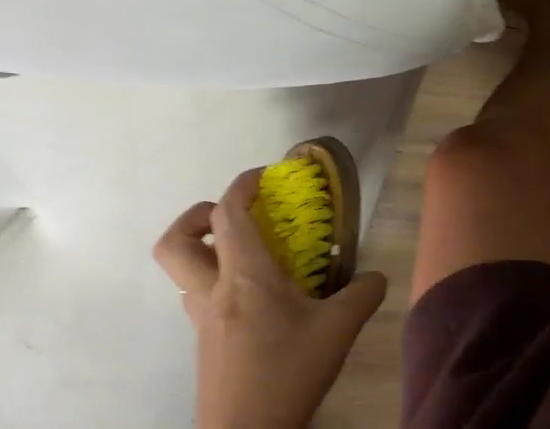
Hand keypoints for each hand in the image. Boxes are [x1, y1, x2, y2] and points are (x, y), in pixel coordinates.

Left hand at [155, 168, 388, 428]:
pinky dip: (223, 282)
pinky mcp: (207, 345)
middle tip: (236, 214)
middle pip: (174, 242)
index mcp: (245, 277)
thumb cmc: (288, 373)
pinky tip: (263, 297)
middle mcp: (214, 293)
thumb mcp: (341, 328)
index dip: (243, 184)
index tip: (267, 175)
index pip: (228, 214)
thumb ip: (364, 291)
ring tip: (254, 252)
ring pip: (185, 273)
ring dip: (209, 251)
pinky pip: (202, 298)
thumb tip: (374, 277)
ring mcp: (203, 322)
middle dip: (197, 216)